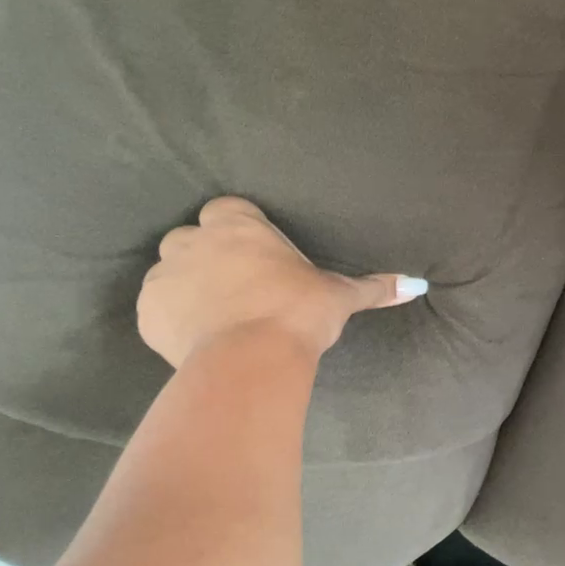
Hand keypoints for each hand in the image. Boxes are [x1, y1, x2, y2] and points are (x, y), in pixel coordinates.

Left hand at [137, 196, 426, 366]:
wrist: (249, 358)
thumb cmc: (298, 311)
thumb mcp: (342, 297)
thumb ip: (375, 287)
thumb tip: (417, 286)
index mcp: (240, 229)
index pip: (228, 207)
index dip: (241, 224)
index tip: (259, 245)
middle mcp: (194, 245)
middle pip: (190, 236)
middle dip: (209, 252)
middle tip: (242, 278)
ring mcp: (164, 279)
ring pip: (170, 270)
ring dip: (190, 282)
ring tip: (222, 308)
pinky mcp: (147, 315)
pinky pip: (159, 307)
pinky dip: (176, 314)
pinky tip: (203, 331)